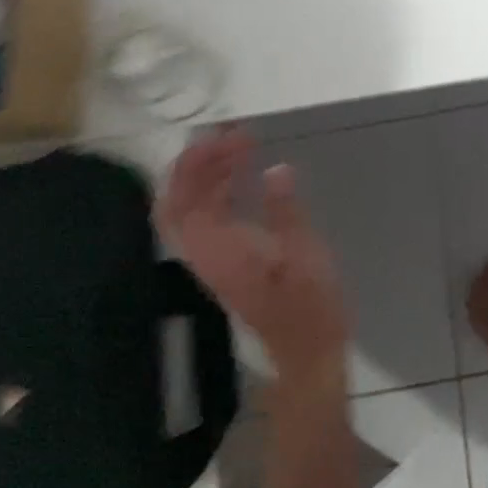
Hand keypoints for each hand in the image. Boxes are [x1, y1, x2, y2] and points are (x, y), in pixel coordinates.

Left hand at [157, 127, 349, 382]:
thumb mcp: (304, 252)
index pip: (184, 199)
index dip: (195, 163)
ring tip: (241, 147)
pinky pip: (207, 220)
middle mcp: (205, 254)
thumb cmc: (309, 303)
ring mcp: (212, 260)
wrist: (306, 351)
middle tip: (232, 136)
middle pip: (179, 202)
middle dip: (197, 164)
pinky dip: (218, 193)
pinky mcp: (226, 264)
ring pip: (191, 210)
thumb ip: (286, 209)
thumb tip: (275, 169)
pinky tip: (244, 179)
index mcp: (218, 250)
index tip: (226, 136)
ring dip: (208, 176)